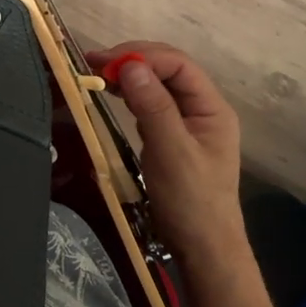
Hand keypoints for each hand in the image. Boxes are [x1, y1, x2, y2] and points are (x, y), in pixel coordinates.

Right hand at [86, 41, 244, 254]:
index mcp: (211, 108)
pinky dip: (128, 92)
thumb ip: (153, 107)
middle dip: (131, 60)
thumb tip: (129, 65)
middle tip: (94, 64)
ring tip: (96, 74)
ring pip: (156, 82)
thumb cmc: (191, 201)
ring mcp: (186, 121)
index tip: (105, 63)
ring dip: (127, 74)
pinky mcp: (170, 134)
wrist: (202, 249)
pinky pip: (149, 100)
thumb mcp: (171, 152)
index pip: (177, 64)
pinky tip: (111, 94)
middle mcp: (201, 109)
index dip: (142, 56)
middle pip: (166, 68)